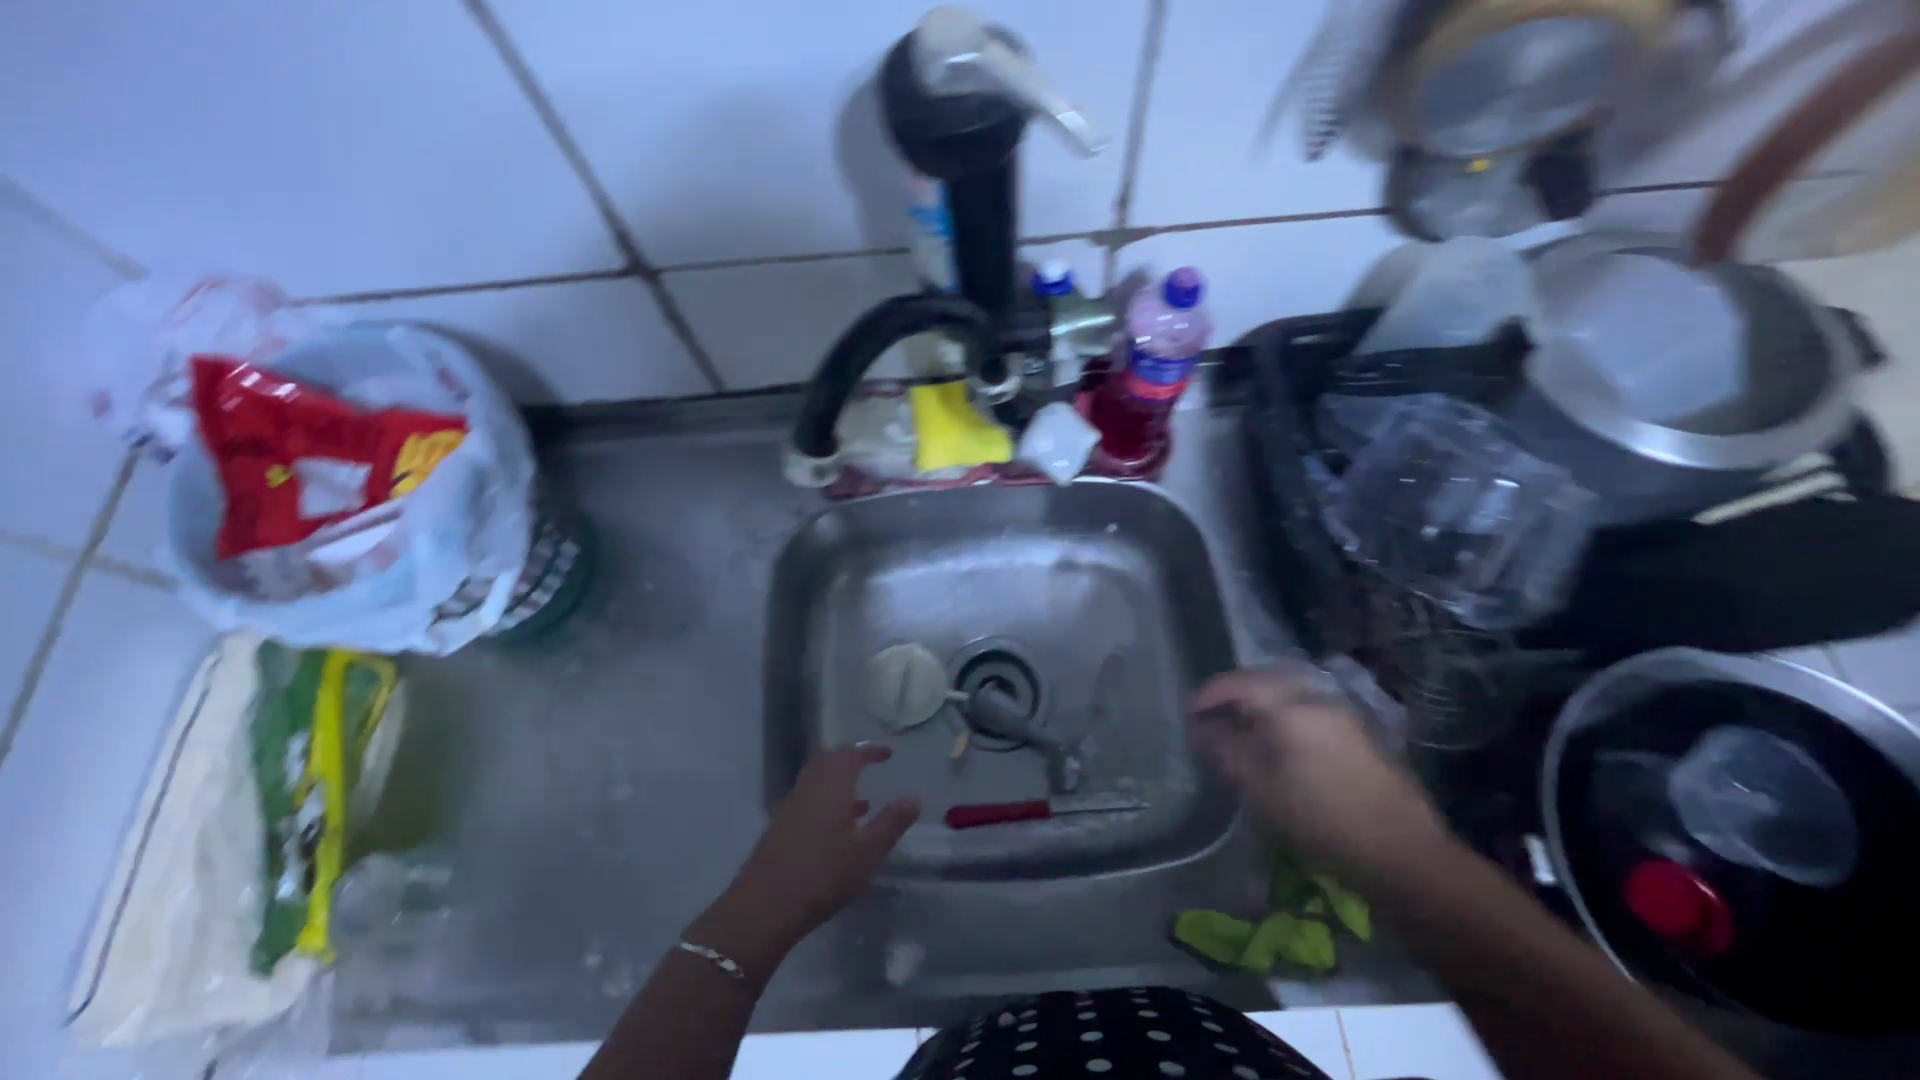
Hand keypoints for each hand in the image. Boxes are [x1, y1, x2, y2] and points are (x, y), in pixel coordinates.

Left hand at [699, 744, 919, 957]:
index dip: (869, 750)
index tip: (888, 754)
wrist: (766, 906)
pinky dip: (826, 801)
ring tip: (863, 801)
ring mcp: (790, 808)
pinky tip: (839, 828)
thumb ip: (892, 822)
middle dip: (850, 759)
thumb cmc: (824, 874)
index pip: (850, 754)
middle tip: (871, 767)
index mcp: (831, 785)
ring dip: (838, 782)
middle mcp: (808, 788)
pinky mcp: (780, 828)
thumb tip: (913, 798)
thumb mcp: (868, 851)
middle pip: (827, 760)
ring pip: (815, 781)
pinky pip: (808, 801)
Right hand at [1191, 666, 1450, 885]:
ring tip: (1242, 732)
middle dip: (1236, 694)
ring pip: (1293, 695)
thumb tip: (1200, 727)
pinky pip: (1311, 712)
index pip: (1240, 682)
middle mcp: (1320, 699)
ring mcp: (1346, 716)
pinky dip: (1286, 718)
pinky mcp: (1362, 736)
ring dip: (1262, 705)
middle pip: (1269, 680)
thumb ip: (1224, 750)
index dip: (1210, 694)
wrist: (1400, 853)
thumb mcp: (1258, 787)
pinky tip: (1280, 746)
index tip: (1188, 711)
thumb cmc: (1319, 819)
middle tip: (1212, 716)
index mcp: (1292, 706)